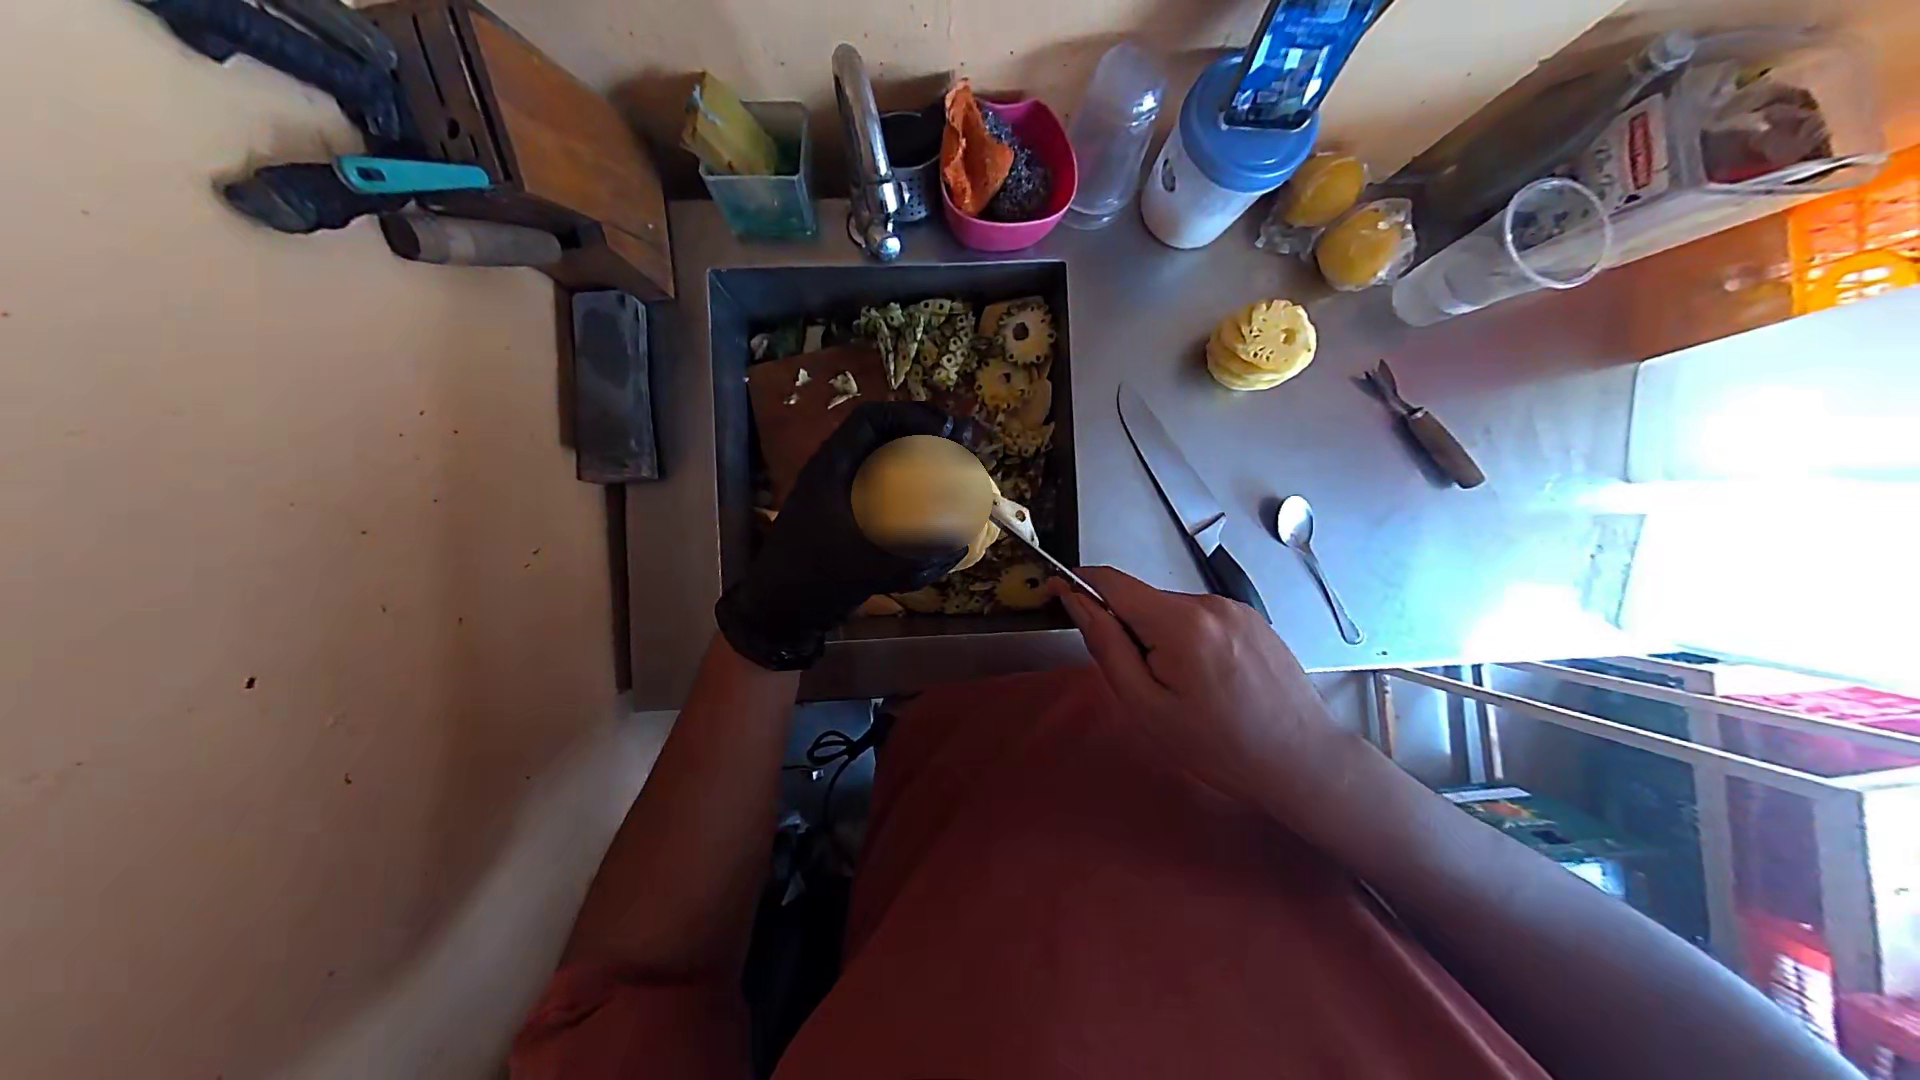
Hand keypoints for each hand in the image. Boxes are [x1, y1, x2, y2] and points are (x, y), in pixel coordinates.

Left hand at [715, 402, 971, 669]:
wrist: (780, 608)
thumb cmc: (815, 579)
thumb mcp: (869, 567)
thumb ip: (915, 559)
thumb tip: (959, 545)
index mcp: (833, 468)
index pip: (872, 419)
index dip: (913, 415)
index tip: (949, 431)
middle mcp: (837, 473)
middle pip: (883, 436)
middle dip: (925, 437)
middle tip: (962, 448)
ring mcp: (841, 494)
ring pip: (885, 463)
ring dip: (919, 464)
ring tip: (955, 474)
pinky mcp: (848, 517)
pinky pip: (884, 493)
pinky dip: (910, 497)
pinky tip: (931, 514)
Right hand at [1052, 567, 1354, 812]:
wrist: (1303, 763)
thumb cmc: (1219, 745)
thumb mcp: (1146, 706)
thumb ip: (1107, 647)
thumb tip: (1077, 602)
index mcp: (1181, 622)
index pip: (1113, 581)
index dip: (1078, 583)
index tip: (1055, 591)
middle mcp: (1210, 602)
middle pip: (1143, 599)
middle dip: (1126, 627)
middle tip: (1138, 680)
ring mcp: (1236, 608)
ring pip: (1172, 610)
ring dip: (1158, 636)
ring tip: (1181, 688)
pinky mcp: (1254, 619)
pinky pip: (1201, 618)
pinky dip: (1186, 638)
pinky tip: (1207, 680)